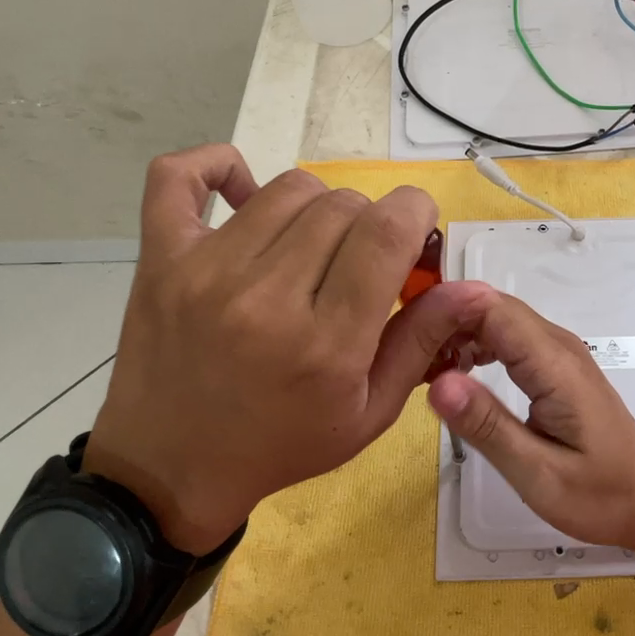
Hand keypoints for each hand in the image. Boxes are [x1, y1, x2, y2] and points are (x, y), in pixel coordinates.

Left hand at [85, 145, 470, 552]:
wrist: (171, 470)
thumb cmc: (282, 446)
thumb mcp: (370, 412)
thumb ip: (422, 342)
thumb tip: (475, 287)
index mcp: (326, 342)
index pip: (387, 230)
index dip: (416, 211)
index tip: (416, 229)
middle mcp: (267, 296)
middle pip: (344, 204)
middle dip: (370, 221)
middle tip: (358, 260)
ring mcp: (205, 271)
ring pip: (288, 188)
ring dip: (315, 207)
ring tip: (310, 245)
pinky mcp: (160, 259)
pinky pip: (178, 176)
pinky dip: (216, 166)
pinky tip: (244, 193)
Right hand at [425, 288, 634, 547]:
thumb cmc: (598, 494)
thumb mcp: (536, 474)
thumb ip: (488, 427)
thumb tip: (437, 384)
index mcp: (553, 365)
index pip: (491, 309)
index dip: (444, 311)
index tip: (403, 337)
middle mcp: (558, 345)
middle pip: (491, 307)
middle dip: (444, 320)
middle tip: (403, 357)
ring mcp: (559, 351)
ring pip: (498, 318)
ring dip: (457, 332)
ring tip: (422, 368)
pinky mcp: (555, 364)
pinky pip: (509, 336)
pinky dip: (477, 344)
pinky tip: (456, 374)